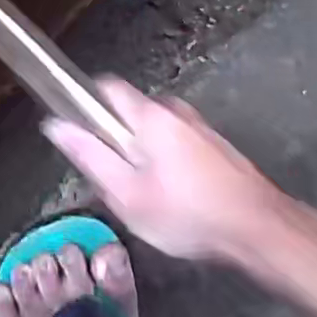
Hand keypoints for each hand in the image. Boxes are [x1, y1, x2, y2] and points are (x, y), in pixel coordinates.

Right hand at [44, 79, 283, 261]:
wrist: (261, 230)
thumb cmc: (186, 213)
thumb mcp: (127, 193)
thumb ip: (89, 155)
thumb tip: (55, 124)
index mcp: (149, 115)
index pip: (107, 87)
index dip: (88, 103)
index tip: (81, 132)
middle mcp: (174, 110)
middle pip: (130, 111)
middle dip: (117, 137)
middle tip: (116, 178)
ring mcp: (199, 126)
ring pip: (156, 129)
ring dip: (145, 151)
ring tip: (148, 194)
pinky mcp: (217, 145)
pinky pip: (178, 141)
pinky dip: (169, 160)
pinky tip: (178, 197)